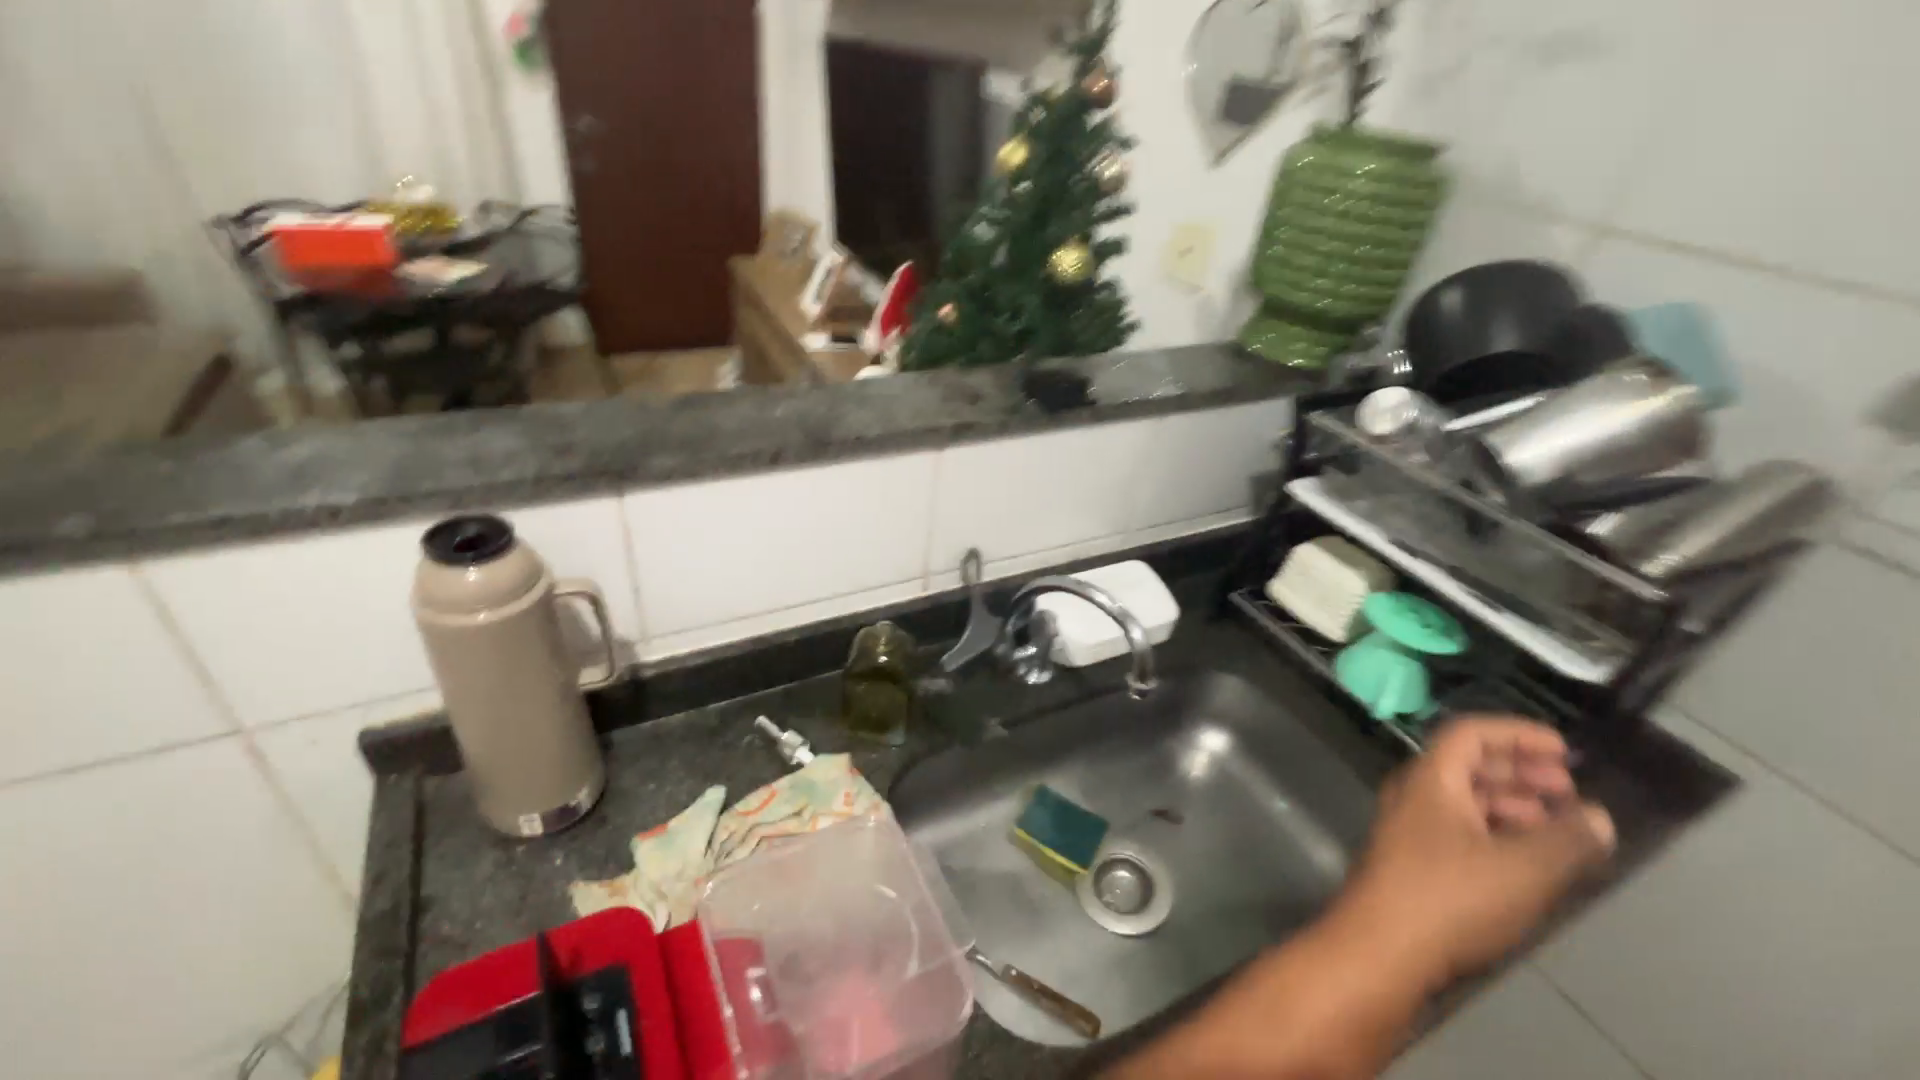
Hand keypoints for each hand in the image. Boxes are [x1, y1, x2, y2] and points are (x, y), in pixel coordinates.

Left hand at [1338, 715, 1615, 985]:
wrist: (1379, 950)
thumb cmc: (1449, 897)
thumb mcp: (1523, 868)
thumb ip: (1568, 839)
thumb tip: (1598, 817)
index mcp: (1429, 778)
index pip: (1470, 732)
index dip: (1517, 733)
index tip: (1563, 749)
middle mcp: (1412, 795)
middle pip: (1468, 765)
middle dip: (1521, 771)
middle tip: (1568, 791)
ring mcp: (1407, 830)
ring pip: (1465, 801)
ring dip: (1512, 806)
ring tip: (1558, 829)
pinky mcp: (1411, 865)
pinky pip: (1458, 832)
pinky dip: (1495, 834)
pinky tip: (1527, 863)